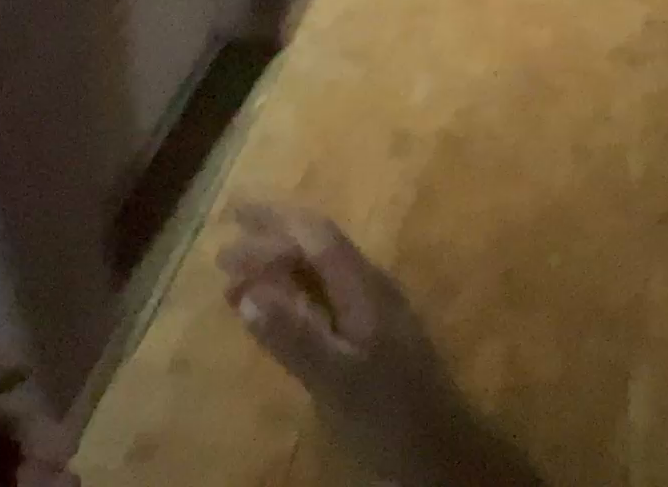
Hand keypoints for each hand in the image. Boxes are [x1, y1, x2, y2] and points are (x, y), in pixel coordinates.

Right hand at [219, 202, 453, 417]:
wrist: (444, 452)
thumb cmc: (389, 413)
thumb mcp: (336, 379)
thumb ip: (293, 336)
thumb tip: (246, 295)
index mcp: (363, 285)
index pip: (315, 234)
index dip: (274, 219)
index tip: (234, 214)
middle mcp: (368, 284)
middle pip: (316, 245)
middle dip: (269, 239)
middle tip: (223, 254)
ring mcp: (372, 306)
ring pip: (319, 270)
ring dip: (277, 268)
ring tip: (234, 283)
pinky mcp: (370, 330)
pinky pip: (324, 294)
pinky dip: (291, 293)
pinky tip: (273, 309)